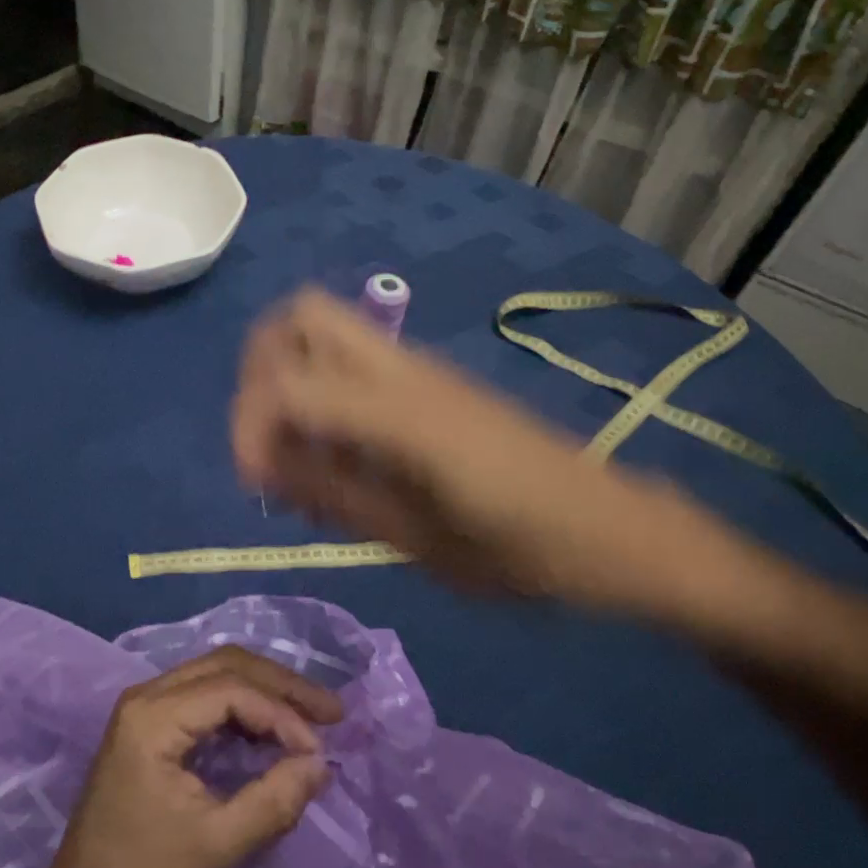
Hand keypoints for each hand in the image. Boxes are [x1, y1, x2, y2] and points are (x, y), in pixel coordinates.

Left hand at [49, 647, 342, 867]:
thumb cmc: (146, 866)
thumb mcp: (215, 842)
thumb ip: (272, 802)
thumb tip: (322, 764)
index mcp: (153, 715)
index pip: (231, 689)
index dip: (282, 713)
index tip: (319, 751)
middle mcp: (146, 693)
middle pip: (225, 664)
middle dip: (281, 685)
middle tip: (332, 711)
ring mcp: (145, 704)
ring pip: (215, 672)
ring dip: (265, 690)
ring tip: (312, 717)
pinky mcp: (149, 721)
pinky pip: (203, 693)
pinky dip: (242, 704)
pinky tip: (272, 729)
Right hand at [230, 288, 723, 610]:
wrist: (617, 533)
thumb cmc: (522, 552)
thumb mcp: (418, 541)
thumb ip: (334, 495)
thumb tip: (264, 466)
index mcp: (401, 412)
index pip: (289, 384)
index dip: (250, 426)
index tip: (255, 484)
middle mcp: (404, 370)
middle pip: (301, 315)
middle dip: (260, 367)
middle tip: (264, 437)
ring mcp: (420, 368)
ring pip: (326, 329)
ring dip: (291, 375)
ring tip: (300, 453)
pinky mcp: (431, 381)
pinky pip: (354, 360)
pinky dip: (322, 389)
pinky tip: (339, 454)